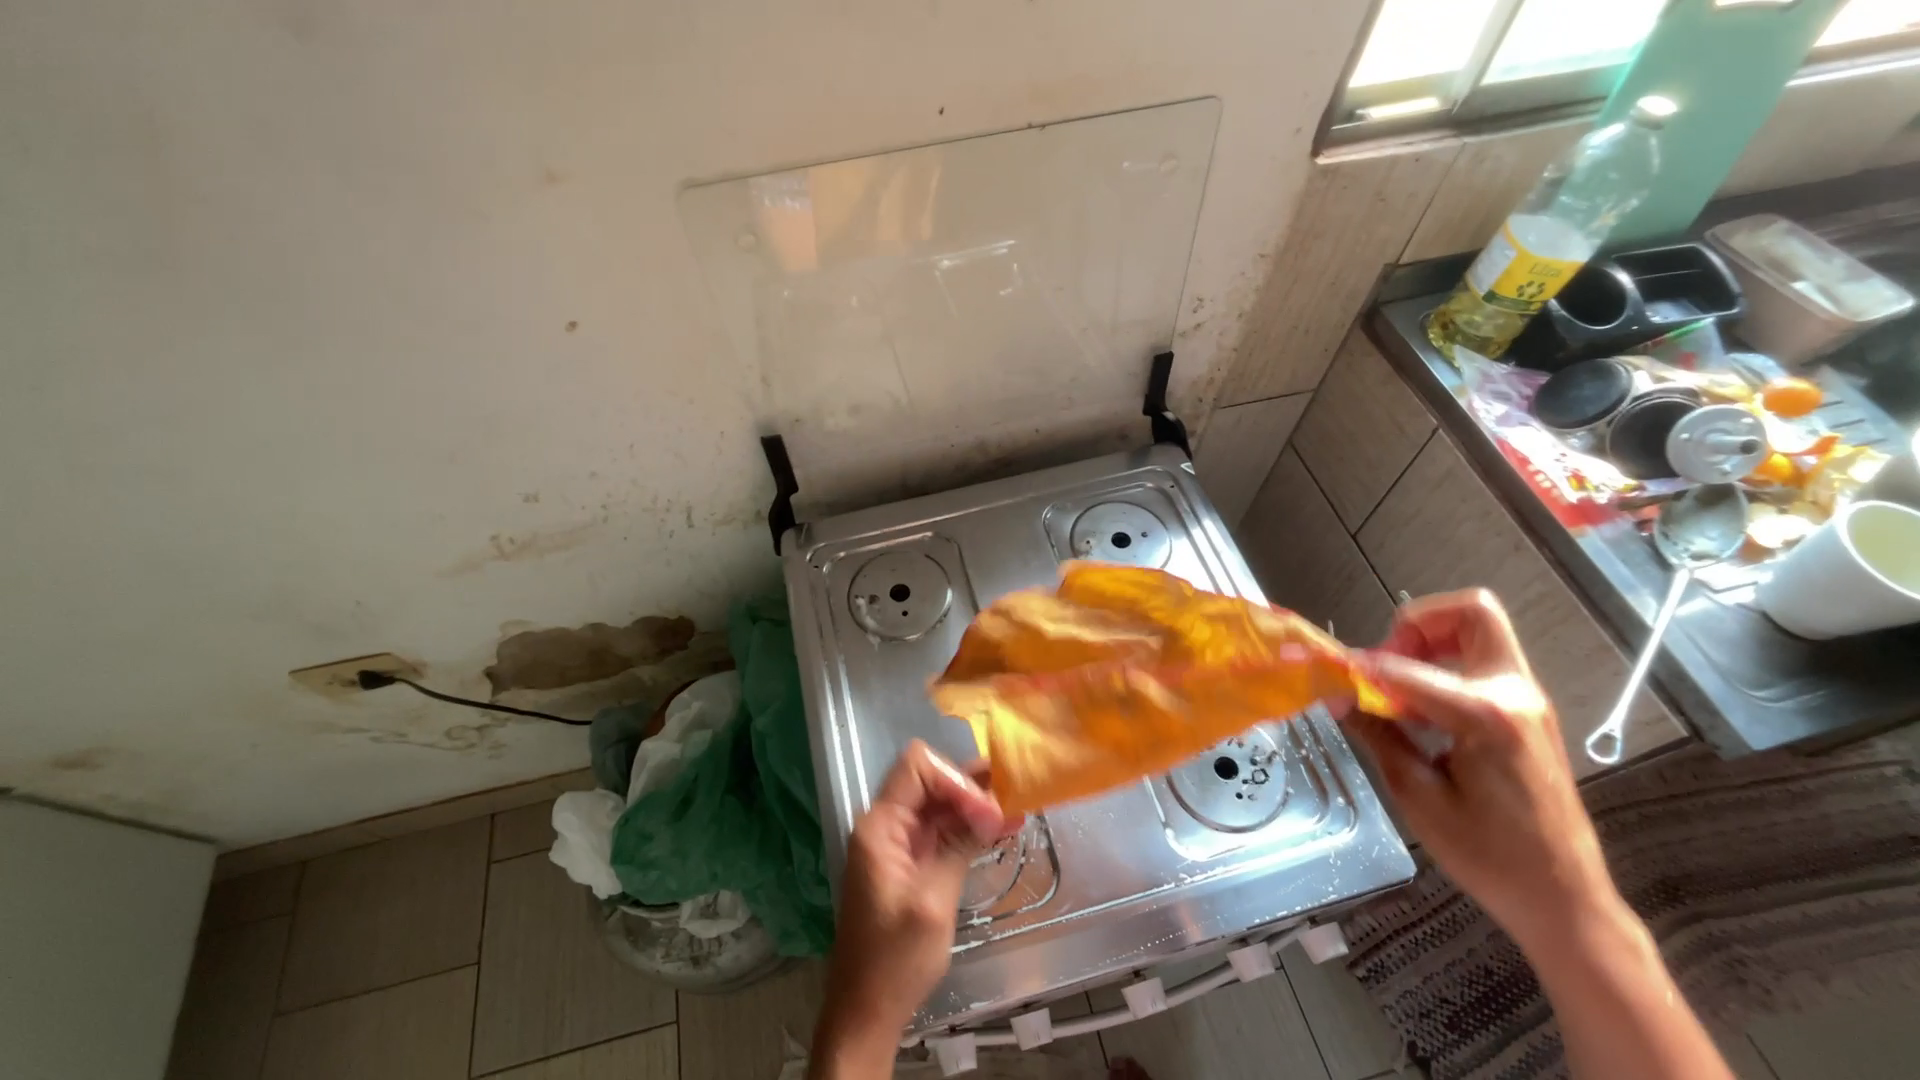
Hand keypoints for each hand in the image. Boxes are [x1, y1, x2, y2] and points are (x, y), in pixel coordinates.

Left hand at [812, 740, 1012, 1077]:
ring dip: (974, 804)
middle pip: (929, 780)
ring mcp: (897, 844)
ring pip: (938, 804)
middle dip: (971, 785)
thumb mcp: (933, 901)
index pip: (918, 769)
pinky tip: (1001, 829)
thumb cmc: (895, 958)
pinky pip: (939, 830)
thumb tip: (993, 808)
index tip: (986, 810)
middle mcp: (885, 825)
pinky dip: (967, 827)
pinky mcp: (909, 862)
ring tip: (1017, 807)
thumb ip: (959, 846)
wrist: (866, 1009)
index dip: (955, 778)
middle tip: (1014, 796)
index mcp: (880, 827)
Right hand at [1341, 589, 1620, 948]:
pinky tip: (1419, 711)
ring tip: (1395, 689)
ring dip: (1430, 643)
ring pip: (1479, 631)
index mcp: (1488, 715)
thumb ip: (1379, 734)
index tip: (1323, 668)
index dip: (1357, 667)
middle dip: (1416, 624)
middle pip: (1470, 612)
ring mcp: (1528, 699)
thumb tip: (1337, 696)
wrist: (1564, 897)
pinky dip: (1444, 667)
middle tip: (1384, 664)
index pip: (1406, 670)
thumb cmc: (1489, 856)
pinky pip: (1483, 662)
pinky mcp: (1527, 712)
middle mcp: (1515, 692)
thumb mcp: (1419, 797)